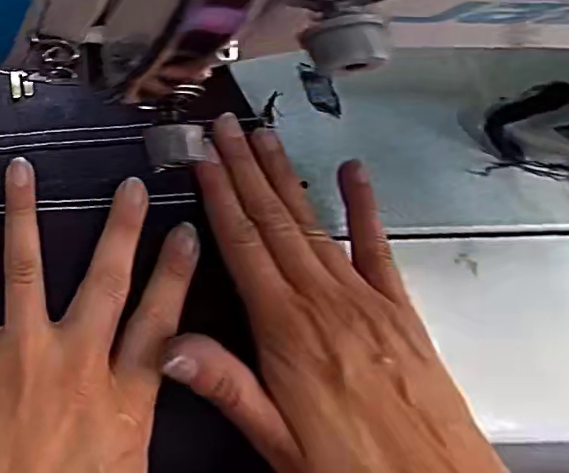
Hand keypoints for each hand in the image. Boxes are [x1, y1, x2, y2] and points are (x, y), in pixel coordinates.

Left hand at [0, 156, 200, 472]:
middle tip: (129, 187)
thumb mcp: (125, 468)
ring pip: (26, 268)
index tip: (185, 232)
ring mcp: (22, 356)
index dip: (175, 274)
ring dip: (23, 213)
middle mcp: (75, 365)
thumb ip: (143, 409)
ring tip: (21, 171)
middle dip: (121, 230)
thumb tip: (167, 365)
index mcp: (119, 398)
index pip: (159, 323)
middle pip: (106, 283)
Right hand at [161, 114, 505, 472]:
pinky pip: (375, 244)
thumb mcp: (279, 445)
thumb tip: (171, 344)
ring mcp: (362, 297)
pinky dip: (363, 203)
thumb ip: (227, 386)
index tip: (204, 159)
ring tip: (265, 137)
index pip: (242, 243)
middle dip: (245, 166)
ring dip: (283, 174)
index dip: (220, 194)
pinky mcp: (397, 307)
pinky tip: (353, 171)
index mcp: (287, 329)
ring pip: (311, 220)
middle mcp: (323, 300)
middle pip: (273, 218)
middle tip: (227, 127)